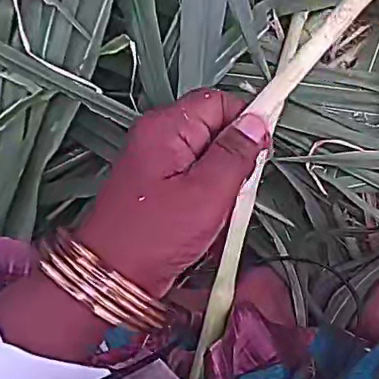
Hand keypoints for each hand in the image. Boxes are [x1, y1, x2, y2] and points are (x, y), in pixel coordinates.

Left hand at [75, 88, 270, 295]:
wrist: (115, 276)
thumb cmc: (148, 239)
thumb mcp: (206, 194)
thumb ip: (236, 154)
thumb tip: (257, 124)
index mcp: (166, 128)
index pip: (221, 101)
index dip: (248, 123)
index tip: (263, 148)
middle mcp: (159, 139)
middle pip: (218, 131)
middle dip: (237, 162)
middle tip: (236, 191)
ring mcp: (159, 164)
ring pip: (213, 160)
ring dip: (226, 186)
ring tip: (217, 213)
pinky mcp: (162, 187)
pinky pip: (200, 182)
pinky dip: (212, 200)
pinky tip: (208, 223)